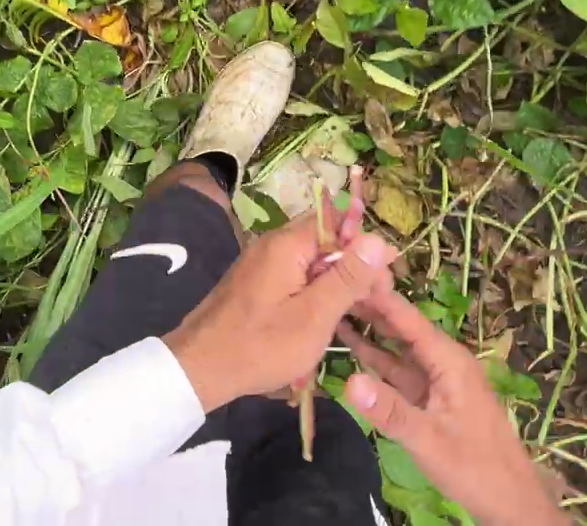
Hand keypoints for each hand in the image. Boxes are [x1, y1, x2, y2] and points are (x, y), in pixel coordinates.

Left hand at [163, 197, 395, 411]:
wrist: (203, 364)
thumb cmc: (262, 345)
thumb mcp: (314, 316)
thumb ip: (346, 276)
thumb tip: (378, 238)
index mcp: (286, 244)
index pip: (335, 222)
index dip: (363, 247)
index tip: (383, 281)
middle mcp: (272, 244)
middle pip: (324, 240)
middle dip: (353, 266)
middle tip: (375, 304)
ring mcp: (262, 262)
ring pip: (311, 260)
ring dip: (336, 282)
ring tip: (358, 314)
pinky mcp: (258, 281)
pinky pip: (295, 274)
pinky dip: (315, 290)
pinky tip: (328, 317)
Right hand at [339, 290, 566, 525]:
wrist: (514, 509)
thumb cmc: (478, 471)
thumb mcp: (431, 443)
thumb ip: (390, 411)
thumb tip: (348, 381)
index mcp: (449, 361)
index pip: (405, 316)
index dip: (376, 292)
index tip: (344, 266)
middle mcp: (443, 361)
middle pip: (399, 324)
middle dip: (367, 303)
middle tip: (327, 280)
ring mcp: (436, 378)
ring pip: (396, 344)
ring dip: (367, 325)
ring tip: (331, 301)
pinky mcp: (429, 396)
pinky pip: (396, 366)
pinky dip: (373, 353)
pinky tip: (348, 341)